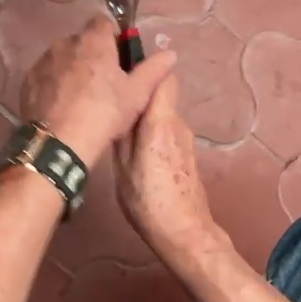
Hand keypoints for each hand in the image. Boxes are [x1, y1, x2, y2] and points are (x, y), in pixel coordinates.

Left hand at [20, 17, 176, 165]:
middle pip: (83, 41)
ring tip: (82, 99)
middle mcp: (65, 43)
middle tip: (105, 84)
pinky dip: (54, 85)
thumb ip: (153, 69)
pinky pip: (46, 76)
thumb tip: (170, 54)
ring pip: (63, 59)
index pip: (105, 23)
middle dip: (93, 56)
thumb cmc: (104, 113)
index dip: (114, 38)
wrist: (59, 143)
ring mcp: (43, 62)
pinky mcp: (27, 82)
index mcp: (93, 40)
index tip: (120, 60)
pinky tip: (63, 108)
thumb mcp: (137, 94)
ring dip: (72, 70)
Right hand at [115, 73, 221, 268]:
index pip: (163, 78)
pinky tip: (138, 153)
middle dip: (139, 97)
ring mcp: (186, 139)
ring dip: (146, 119)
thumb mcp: (123, 168)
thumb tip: (120, 106)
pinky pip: (167, 132)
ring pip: (163, 115)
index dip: (148, 69)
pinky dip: (153, 135)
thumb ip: (122, 134)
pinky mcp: (187, 154)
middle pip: (161, 96)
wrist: (185, 232)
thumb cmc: (148, 201)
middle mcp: (178, 124)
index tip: (126, 69)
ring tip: (121, 132)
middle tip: (113, 106)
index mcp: (161, 122)